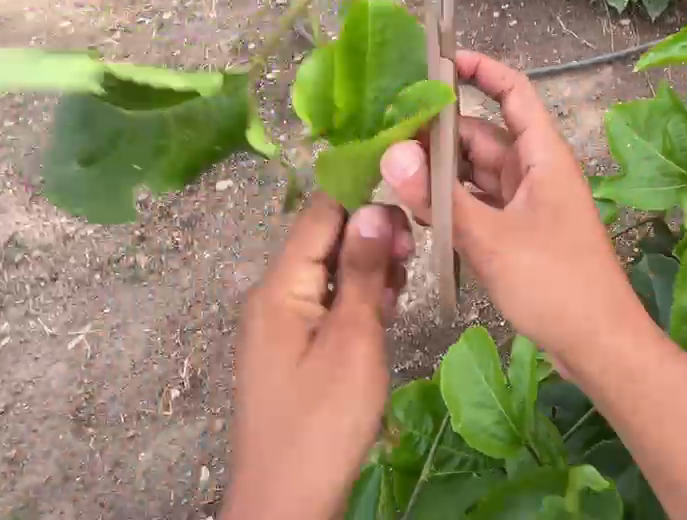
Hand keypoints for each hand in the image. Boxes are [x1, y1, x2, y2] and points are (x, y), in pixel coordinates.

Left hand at [223, 198, 412, 519]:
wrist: (288, 504)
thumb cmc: (323, 420)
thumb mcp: (352, 338)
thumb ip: (362, 270)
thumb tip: (374, 206)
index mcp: (279, 287)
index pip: (321, 211)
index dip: (365, 198)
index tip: (411, 204)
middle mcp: (275, 294)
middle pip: (329, 236)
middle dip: (374, 237)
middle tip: (411, 260)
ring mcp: (284, 320)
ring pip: (334, 267)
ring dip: (371, 267)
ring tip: (399, 292)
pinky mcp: (296, 342)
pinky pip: (331, 297)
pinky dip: (360, 295)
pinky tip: (385, 311)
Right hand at [380, 50, 651, 370]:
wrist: (598, 342)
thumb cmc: (556, 282)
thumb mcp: (492, 239)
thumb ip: (440, 199)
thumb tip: (393, 153)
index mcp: (543, 155)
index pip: (514, 92)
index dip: (482, 70)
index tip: (441, 59)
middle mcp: (536, 170)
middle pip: (484, 134)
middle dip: (440, 132)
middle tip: (385, 132)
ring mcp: (528, 201)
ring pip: (477, 171)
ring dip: (441, 171)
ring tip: (390, 169)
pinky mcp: (519, 230)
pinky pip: (480, 202)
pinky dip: (452, 202)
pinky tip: (416, 209)